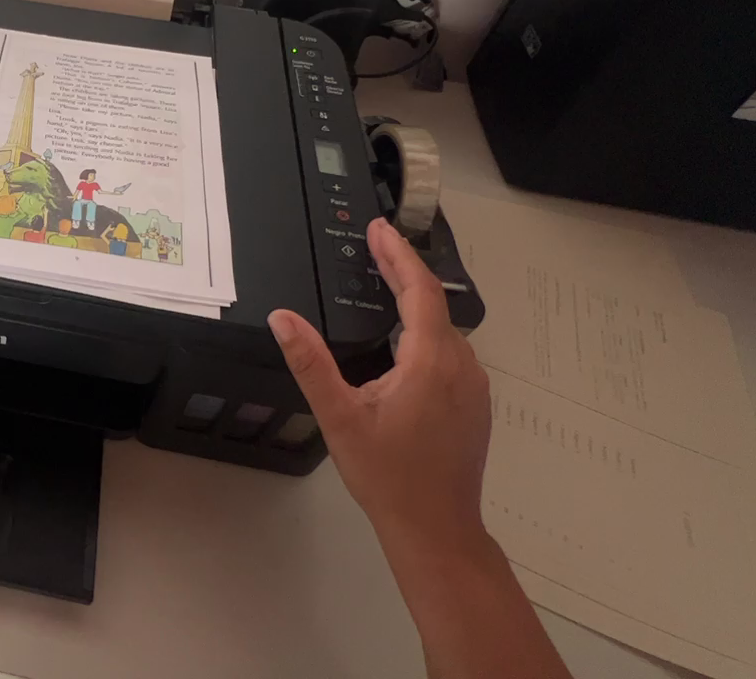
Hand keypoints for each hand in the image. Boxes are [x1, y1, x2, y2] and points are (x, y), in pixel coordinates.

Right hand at [268, 218, 490, 551]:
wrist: (436, 528)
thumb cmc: (386, 473)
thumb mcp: (338, 415)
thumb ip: (310, 362)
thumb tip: (281, 317)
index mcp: (430, 362)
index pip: (420, 290)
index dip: (398, 255)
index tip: (378, 228)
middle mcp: (461, 367)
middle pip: (434, 303)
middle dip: (403, 269)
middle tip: (374, 244)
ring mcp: (473, 386)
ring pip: (445, 327)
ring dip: (416, 298)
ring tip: (384, 279)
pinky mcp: (474, 403)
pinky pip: (450, 349)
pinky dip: (427, 327)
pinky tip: (404, 334)